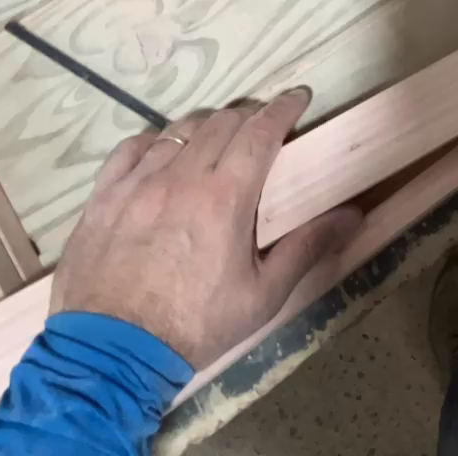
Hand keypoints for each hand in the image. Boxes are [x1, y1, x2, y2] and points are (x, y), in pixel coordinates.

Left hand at [51, 89, 362, 366]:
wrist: (106, 361)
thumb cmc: (193, 326)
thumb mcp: (262, 296)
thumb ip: (307, 248)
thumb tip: (354, 214)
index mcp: (225, 197)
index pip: (261, 130)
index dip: (284, 107)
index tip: (299, 97)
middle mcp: (182, 178)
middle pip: (223, 121)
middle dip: (251, 114)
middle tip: (264, 126)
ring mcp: (137, 184)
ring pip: (180, 128)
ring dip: (208, 125)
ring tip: (219, 138)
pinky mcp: (103, 197)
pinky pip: (133, 147)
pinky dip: (157, 140)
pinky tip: (165, 153)